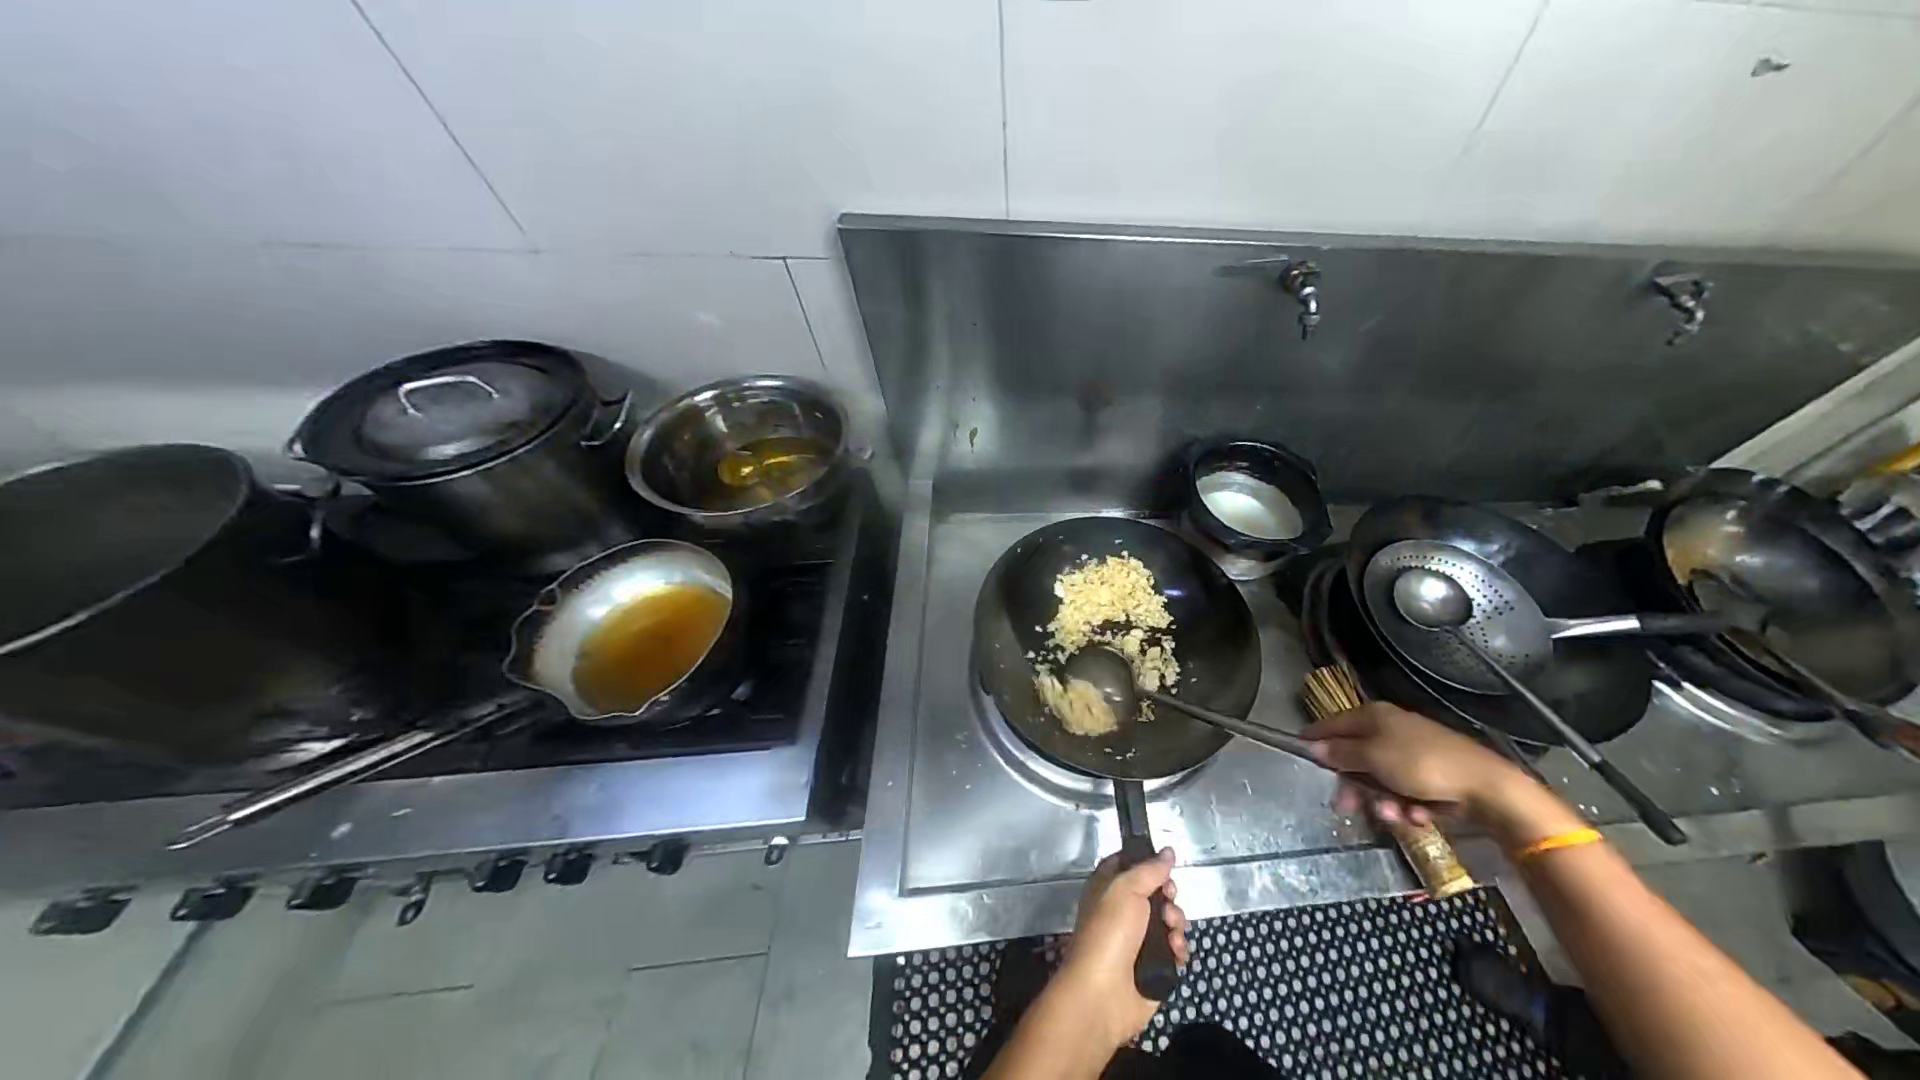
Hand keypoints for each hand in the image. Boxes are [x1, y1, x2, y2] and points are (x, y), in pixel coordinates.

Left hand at [1049, 848, 1189, 1050]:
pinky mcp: (1155, 964)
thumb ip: (1149, 869)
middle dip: (1169, 896)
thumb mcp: (1125, 888)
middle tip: (1168, 902)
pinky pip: (1176, 948)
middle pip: (1156, 892)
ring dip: (1177, 923)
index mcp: (1108, 887)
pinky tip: (1176, 951)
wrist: (1104, 992)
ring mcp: (1139, 938)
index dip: (1148, 863)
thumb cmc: (1109, 931)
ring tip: (1171, 932)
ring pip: (1170, 920)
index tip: (1163, 866)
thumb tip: (1167, 851)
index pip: (1130, 864)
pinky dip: (1180, 948)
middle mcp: (1124, 909)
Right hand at [1303, 703, 1527, 825]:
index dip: (1315, 739)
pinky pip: (1404, 791)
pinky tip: (1419, 814)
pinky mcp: (1429, 775)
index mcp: (1373, 716)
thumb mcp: (1373, 757)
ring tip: (1395, 815)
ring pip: (1379, 779)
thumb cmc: (1422, 764)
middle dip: (1353, 785)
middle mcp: (1389, 730)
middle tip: (1346, 808)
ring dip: (1382, 800)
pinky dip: (1407, 805)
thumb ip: (1340, 752)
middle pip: (1354, 757)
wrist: (1488, 788)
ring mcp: (1410, 753)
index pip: (1332, 724)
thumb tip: (1312, 745)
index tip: (1299, 755)